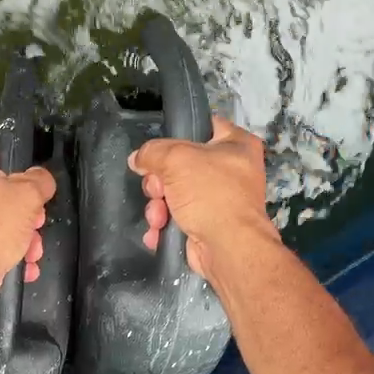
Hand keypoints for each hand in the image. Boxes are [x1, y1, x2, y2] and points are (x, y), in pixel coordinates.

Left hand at [0, 133, 53, 301]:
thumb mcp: (29, 195)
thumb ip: (40, 179)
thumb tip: (39, 178)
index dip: (14, 154)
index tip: (30, 173)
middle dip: (25, 207)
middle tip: (38, 220)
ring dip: (21, 233)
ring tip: (33, 252)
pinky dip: (6, 248)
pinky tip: (24, 265)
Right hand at [128, 115, 277, 278]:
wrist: (227, 248)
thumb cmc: (211, 194)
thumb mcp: (176, 159)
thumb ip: (152, 152)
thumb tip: (137, 159)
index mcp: (236, 144)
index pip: (203, 126)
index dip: (177, 134)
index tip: (158, 150)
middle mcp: (230, 170)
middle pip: (180, 165)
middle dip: (160, 182)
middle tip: (158, 190)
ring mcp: (218, 200)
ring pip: (174, 194)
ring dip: (158, 207)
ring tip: (158, 218)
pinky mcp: (206, 225)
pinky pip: (177, 218)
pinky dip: (164, 225)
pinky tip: (157, 232)